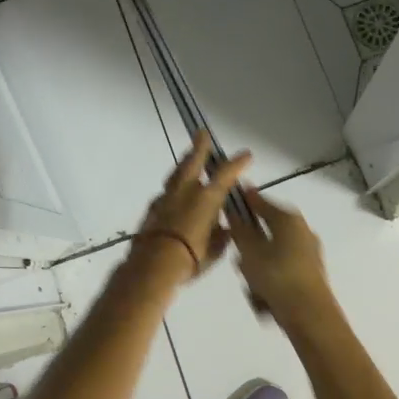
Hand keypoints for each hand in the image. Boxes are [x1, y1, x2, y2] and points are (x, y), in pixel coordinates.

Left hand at [135, 132, 252, 280]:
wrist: (153, 265)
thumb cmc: (191, 258)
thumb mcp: (215, 249)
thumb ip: (220, 236)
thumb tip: (222, 229)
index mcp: (207, 198)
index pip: (226, 174)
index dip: (237, 163)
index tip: (246, 155)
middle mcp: (186, 192)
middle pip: (193, 162)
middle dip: (199, 147)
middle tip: (202, 133)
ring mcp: (166, 198)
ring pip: (176, 175)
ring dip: (183, 166)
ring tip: (187, 159)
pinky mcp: (152, 209)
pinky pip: (165, 194)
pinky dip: (172, 191)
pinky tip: (173, 196)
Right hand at [228, 187, 341, 335]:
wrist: (310, 316)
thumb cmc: (277, 278)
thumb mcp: (250, 253)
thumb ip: (239, 231)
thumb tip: (233, 211)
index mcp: (288, 220)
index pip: (261, 202)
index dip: (245, 199)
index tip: (233, 195)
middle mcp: (302, 232)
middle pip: (266, 234)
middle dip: (250, 251)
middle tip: (241, 266)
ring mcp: (308, 254)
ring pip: (271, 257)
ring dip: (258, 272)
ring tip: (254, 291)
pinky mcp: (311, 275)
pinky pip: (281, 274)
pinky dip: (271, 284)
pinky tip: (266, 302)